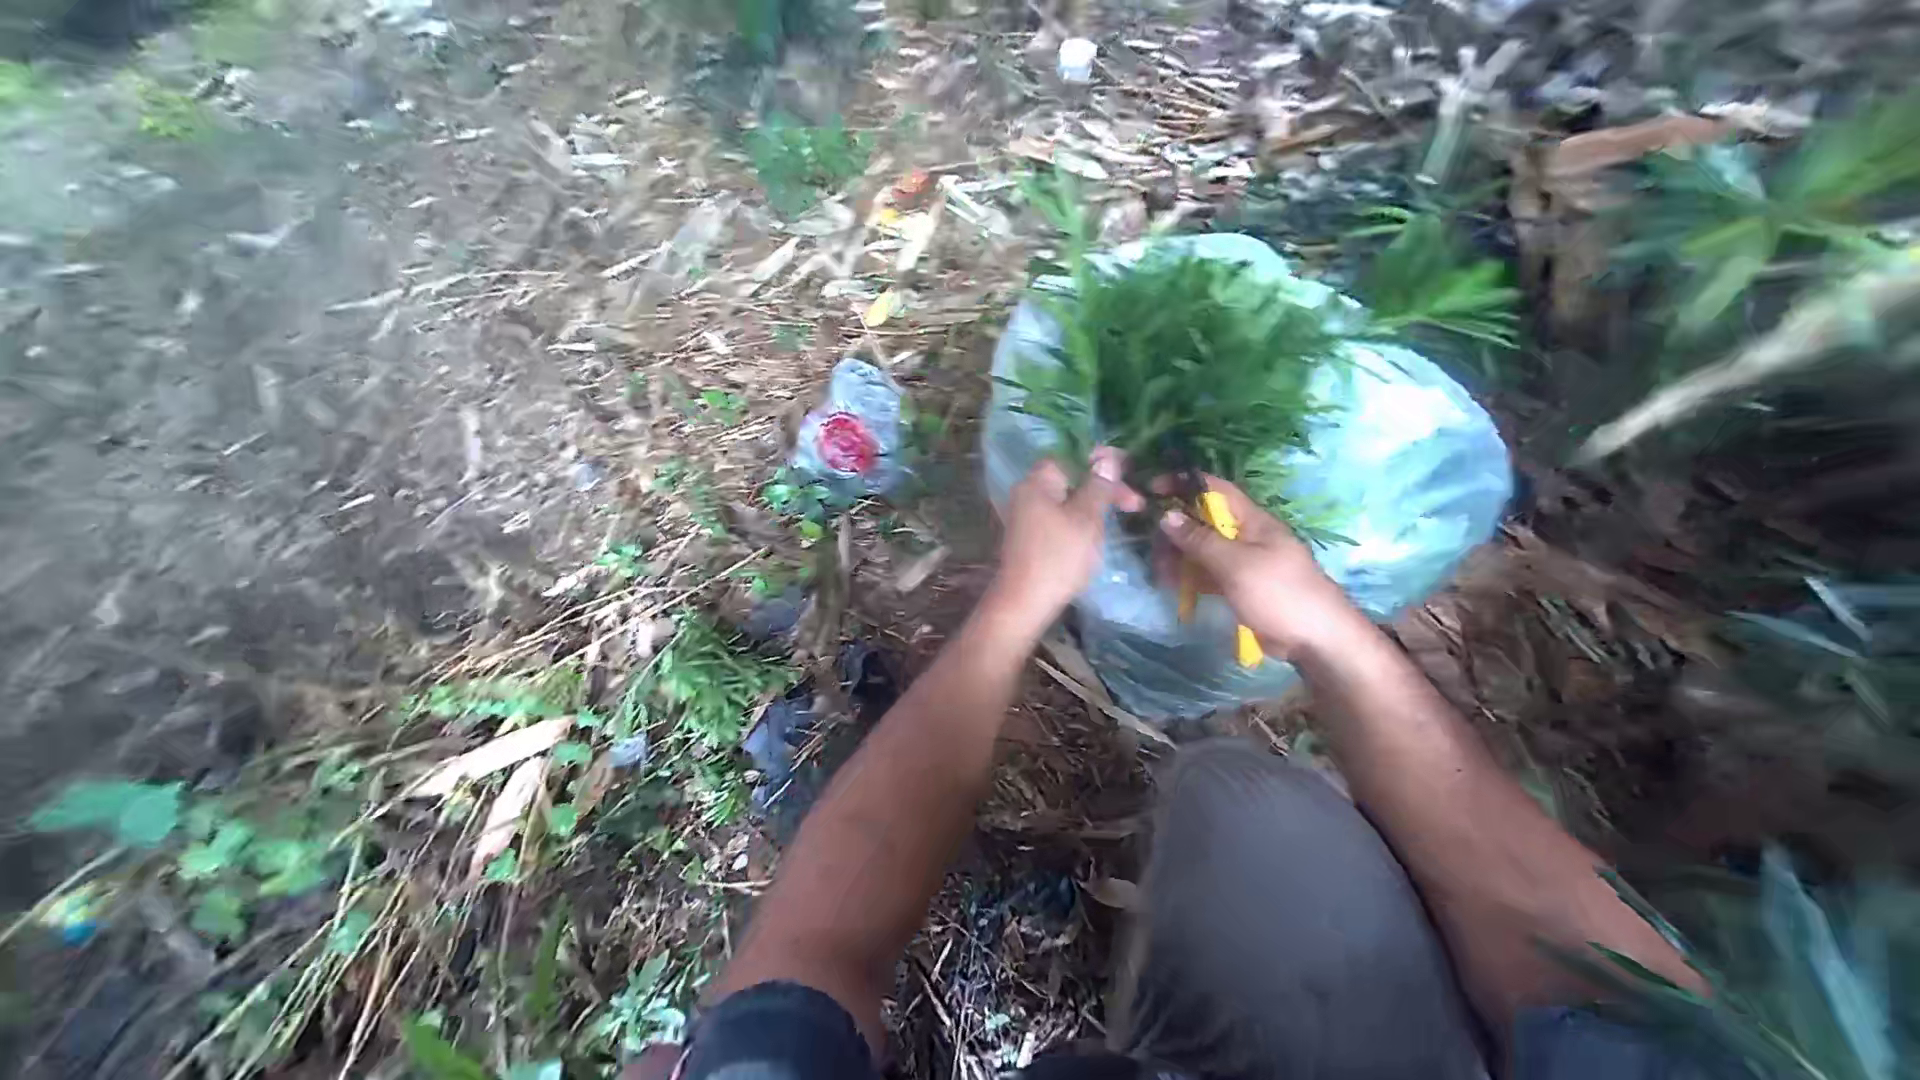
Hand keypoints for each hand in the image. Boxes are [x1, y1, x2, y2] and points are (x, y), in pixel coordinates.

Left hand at [990, 447, 1143, 630]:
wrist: (1025, 602)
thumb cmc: (1058, 557)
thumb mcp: (1086, 518)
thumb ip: (1098, 486)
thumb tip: (1107, 457)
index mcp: (1037, 482)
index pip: (1071, 456)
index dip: (1100, 461)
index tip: (1128, 472)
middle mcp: (1026, 494)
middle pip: (1070, 479)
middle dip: (1103, 488)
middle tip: (1134, 504)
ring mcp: (1025, 517)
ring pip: (1066, 501)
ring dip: (1094, 507)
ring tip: (1120, 518)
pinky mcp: (1029, 538)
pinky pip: (1058, 520)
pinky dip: (1079, 523)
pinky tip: (1095, 536)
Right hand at [1157, 475, 1365, 659]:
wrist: (1317, 640)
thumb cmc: (1279, 593)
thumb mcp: (1235, 563)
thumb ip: (1200, 539)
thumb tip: (1166, 515)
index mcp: (1252, 520)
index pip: (1214, 489)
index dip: (1183, 484)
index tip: (1151, 488)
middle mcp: (1246, 535)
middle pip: (1203, 520)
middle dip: (1175, 528)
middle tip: (1151, 546)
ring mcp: (1243, 562)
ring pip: (1202, 549)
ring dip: (1178, 556)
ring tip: (1159, 572)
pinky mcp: (1240, 585)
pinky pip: (1208, 573)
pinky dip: (1189, 576)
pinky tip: (1171, 585)